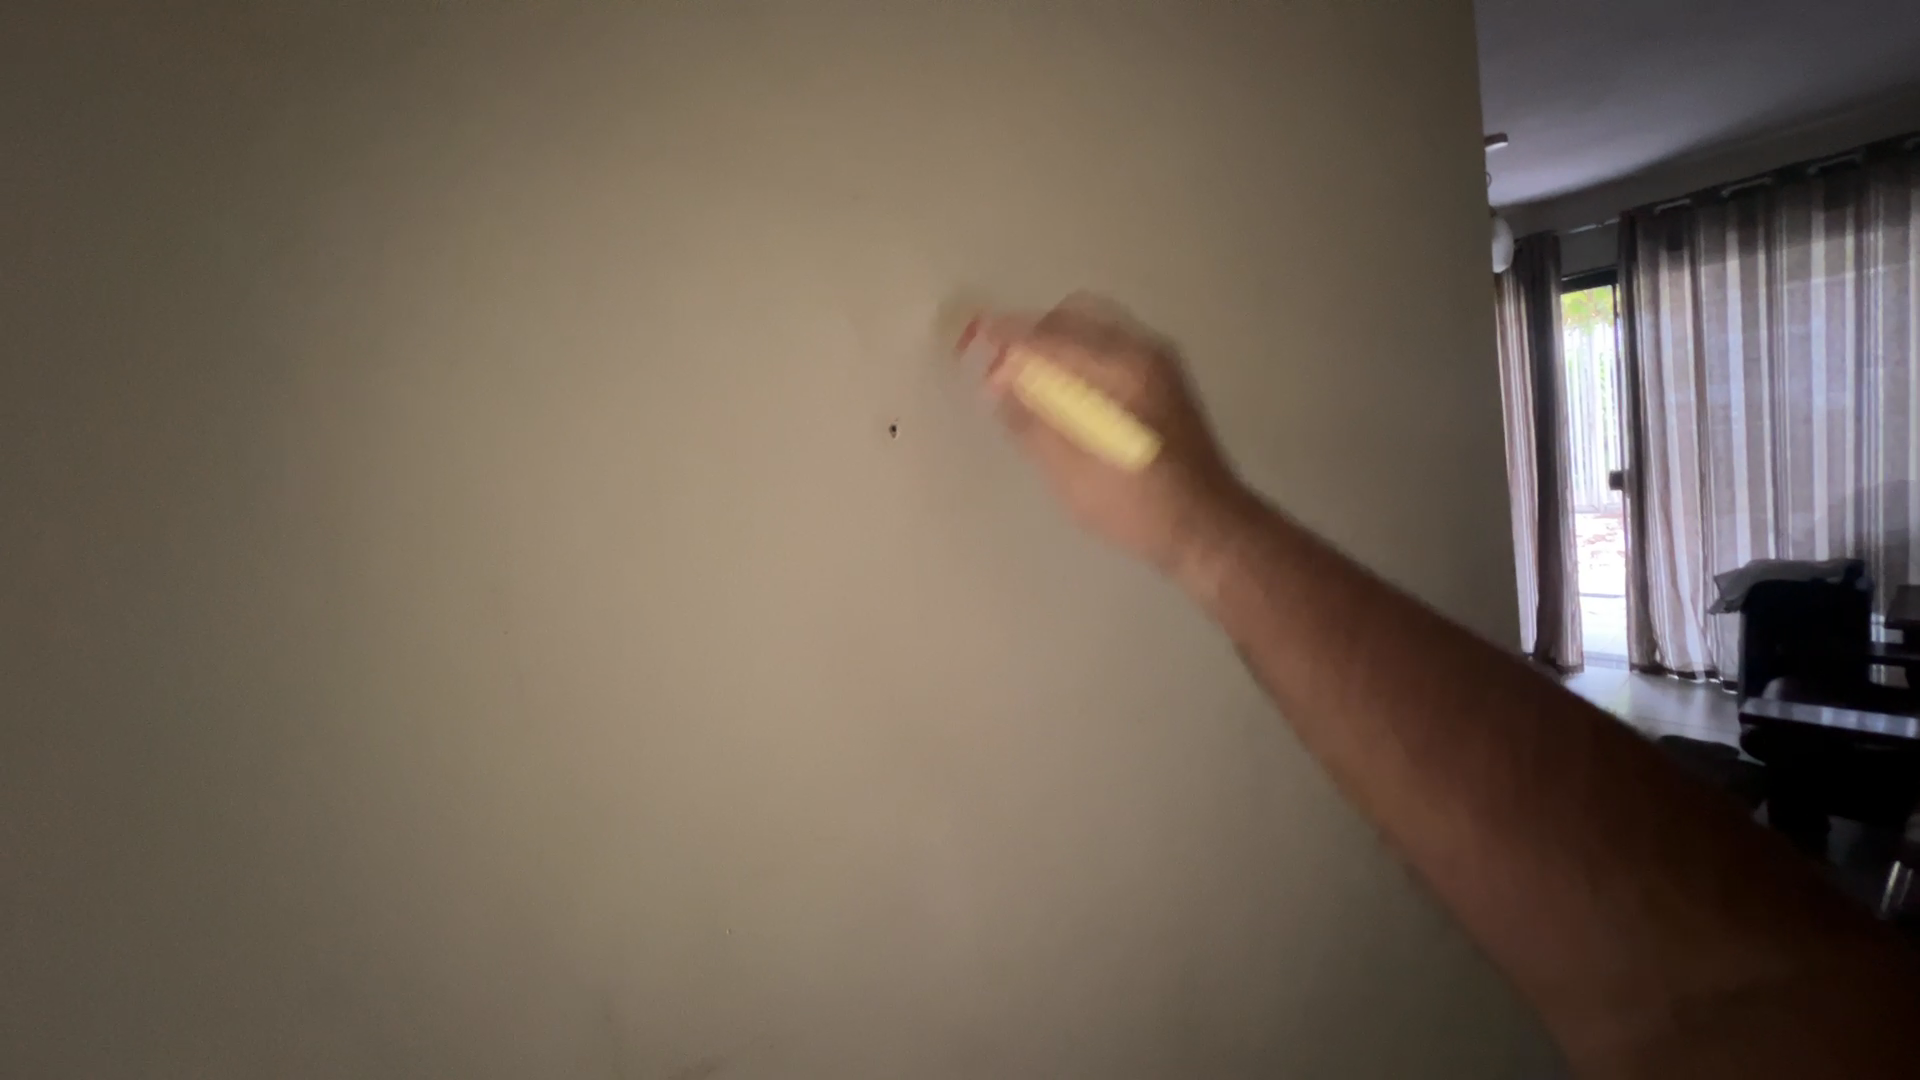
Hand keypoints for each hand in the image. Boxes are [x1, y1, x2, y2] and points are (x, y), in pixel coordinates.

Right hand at [964, 293, 1256, 582]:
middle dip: (1032, 334)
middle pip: (1074, 315)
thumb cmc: (1132, 503)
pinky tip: (1067, 394)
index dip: (1005, 336)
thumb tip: (997, 383)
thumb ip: (1029, 418)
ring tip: (1030, 383)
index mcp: (1117, 367)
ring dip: (1057, 344)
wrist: (1204, 525)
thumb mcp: (1068, 468)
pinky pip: (1112, 348)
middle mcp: (1141, 350)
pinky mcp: (1166, 382)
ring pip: (1095, 329)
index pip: (1047, 335)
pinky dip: (1080, 357)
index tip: (973, 338)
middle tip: (1004, 368)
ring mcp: (1159, 364)